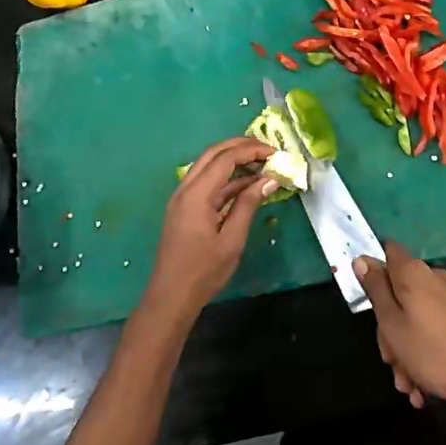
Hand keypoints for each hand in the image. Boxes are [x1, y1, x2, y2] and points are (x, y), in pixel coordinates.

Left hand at [146, 136, 275, 317]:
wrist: (171, 297)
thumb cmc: (203, 271)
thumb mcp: (232, 239)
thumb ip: (248, 204)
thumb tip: (269, 179)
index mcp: (196, 195)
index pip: (225, 159)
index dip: (250, 150)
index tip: (274, 152)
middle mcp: (185, 189)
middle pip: (212, 154)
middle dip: (240, 147)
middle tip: (267, 149)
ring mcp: (182, 198)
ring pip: (208, 166)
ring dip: (233, 160)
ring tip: (261, 163)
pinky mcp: (184, 208)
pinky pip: (205, 182)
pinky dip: (226, 178)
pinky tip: (246, 184)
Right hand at [354, 243, 445, 425]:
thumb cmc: (433, 353)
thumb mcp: (392, 324)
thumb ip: (375, 290)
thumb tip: (362, 259)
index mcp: (414, 273)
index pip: (388, 251)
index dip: (373, 270)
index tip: (368, 298)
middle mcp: (434, 279)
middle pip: (399, 294)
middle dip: (389, 329)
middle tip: (390, 360)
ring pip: (415, 319)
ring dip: (406, 351)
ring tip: (409, 384)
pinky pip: (434, 332)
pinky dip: (425, 356)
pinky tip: (423, 387)